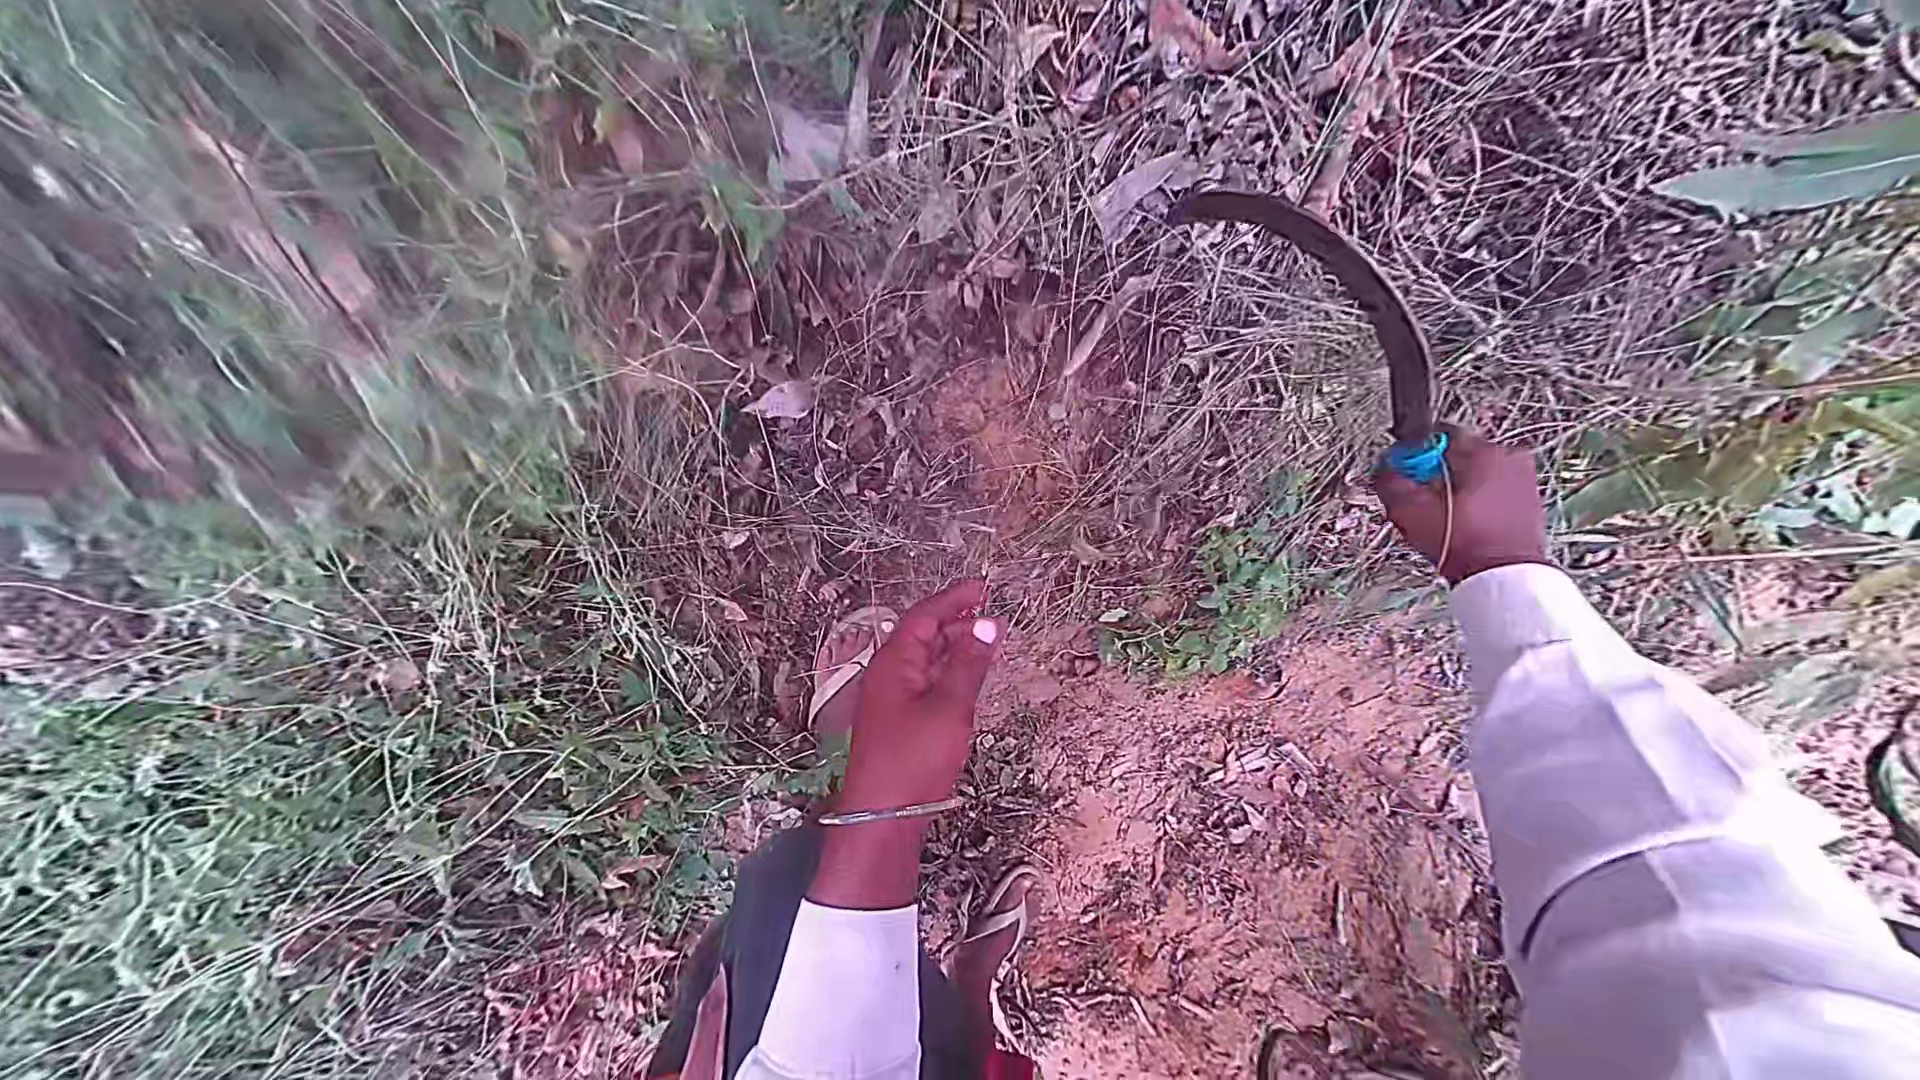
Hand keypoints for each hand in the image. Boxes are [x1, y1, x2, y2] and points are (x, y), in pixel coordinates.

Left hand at [836, 579, 1002, 814]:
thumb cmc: (914, 758)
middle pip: (925, 635)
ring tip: (989, 648)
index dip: (953, 598)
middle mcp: (889, 673)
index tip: (982, 588)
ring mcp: (893, 697)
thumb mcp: (949, 707)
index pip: (924, 615)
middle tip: (994, 623)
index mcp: (894, 661)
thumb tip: (988, 625)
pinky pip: (927, 682)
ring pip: (928, 660)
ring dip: (957, 650)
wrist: (883, 817)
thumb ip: (970, 664)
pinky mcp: (900, 718)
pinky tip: (970, 680)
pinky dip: (950, 674)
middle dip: (959, 624)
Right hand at [1372, 428, 1549, 583]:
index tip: (1399, 473)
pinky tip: (1455, 522)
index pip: (1436, 435)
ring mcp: (1523, 480)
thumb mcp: (1409, 508)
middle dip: (1429, 473)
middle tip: (1415, 498)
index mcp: (1486, 451)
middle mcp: (1510, 458)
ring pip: (1469, 474)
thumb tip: (1382, 467)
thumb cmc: (1464, 540)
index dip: (1410, 455)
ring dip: (1447, 488)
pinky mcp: (1525, 501)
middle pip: (1453, 455)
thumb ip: (1389, 480)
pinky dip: (1467, 501)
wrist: (1503, 576)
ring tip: (1435, 514)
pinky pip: (1486, 491)